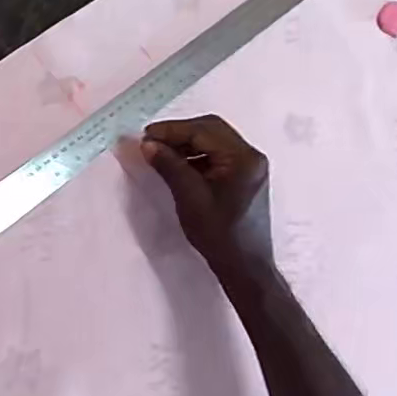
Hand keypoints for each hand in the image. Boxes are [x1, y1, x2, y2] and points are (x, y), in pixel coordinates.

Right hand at [142, 115, 275, 271]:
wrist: (244, 265)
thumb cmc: (219, 233)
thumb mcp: (190, 197)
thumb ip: (169, 166)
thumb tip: (148, 144)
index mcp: (242, 158)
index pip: (204, 130)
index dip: (172, 130)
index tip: (146, 136)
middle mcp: (250, 155)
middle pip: (210, 129)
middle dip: (179, 133)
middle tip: (151, 141)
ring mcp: (249, 165)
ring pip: (212, 140)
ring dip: (186, 143)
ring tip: (160, 153)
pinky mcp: (243, 175)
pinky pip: (216, 154)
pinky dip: (195, 154)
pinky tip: (176, 164)